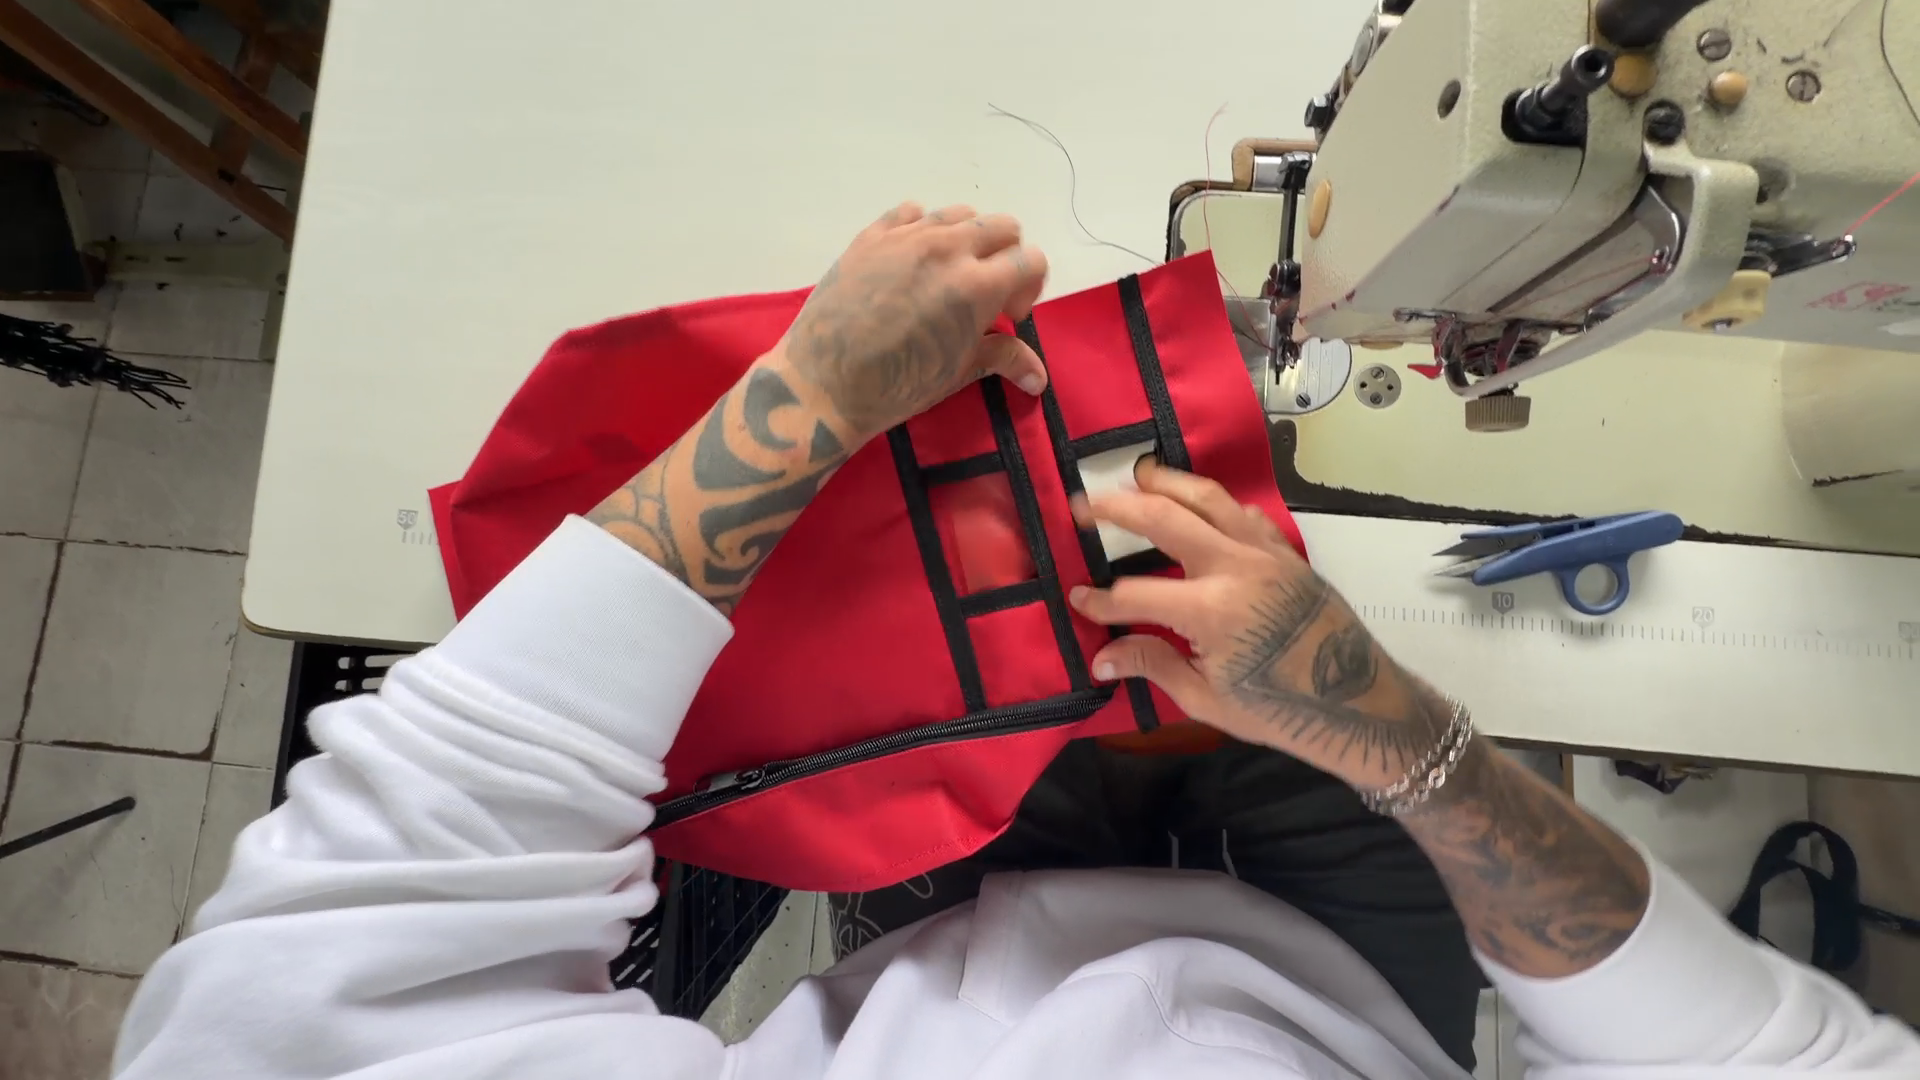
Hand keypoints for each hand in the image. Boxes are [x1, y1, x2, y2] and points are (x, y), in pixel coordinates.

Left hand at [776, 202, 1050, 441]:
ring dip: (967, 241)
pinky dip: (922, 230)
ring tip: (947, 278)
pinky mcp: (872, 235)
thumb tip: (1041, 379)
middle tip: (983, 296)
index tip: (1008, 316)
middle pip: (1002, 227)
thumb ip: (1004, 359)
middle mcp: (947, 248)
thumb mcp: (956, 373)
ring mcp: (907, 236)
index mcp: (977, 285)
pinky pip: (911, 212)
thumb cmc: (897, 387)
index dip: (1028, 288)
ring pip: (959, 214)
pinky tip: (911, 264)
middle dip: (1005, 258)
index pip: (1030, 260)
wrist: (824, 384)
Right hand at [1068, 461, 1448, 790]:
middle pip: (1164, 519)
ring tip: (1136, 475)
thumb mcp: (1206, 698)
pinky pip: (1241, 512)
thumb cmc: (1279, 712)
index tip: (1077, 599)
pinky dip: (1211, 501)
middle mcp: (1235, 567)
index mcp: (1211, 611)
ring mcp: (1264, 553)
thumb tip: (1100, 658)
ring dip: (1166, 483)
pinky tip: (1194, 503)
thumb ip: (1152, 664)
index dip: (1099, 599)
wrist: (1361, 706)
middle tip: (1085, 504)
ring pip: (1207, 498)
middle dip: (1117, 508)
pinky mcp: (1284, 552)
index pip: (1134, 594)